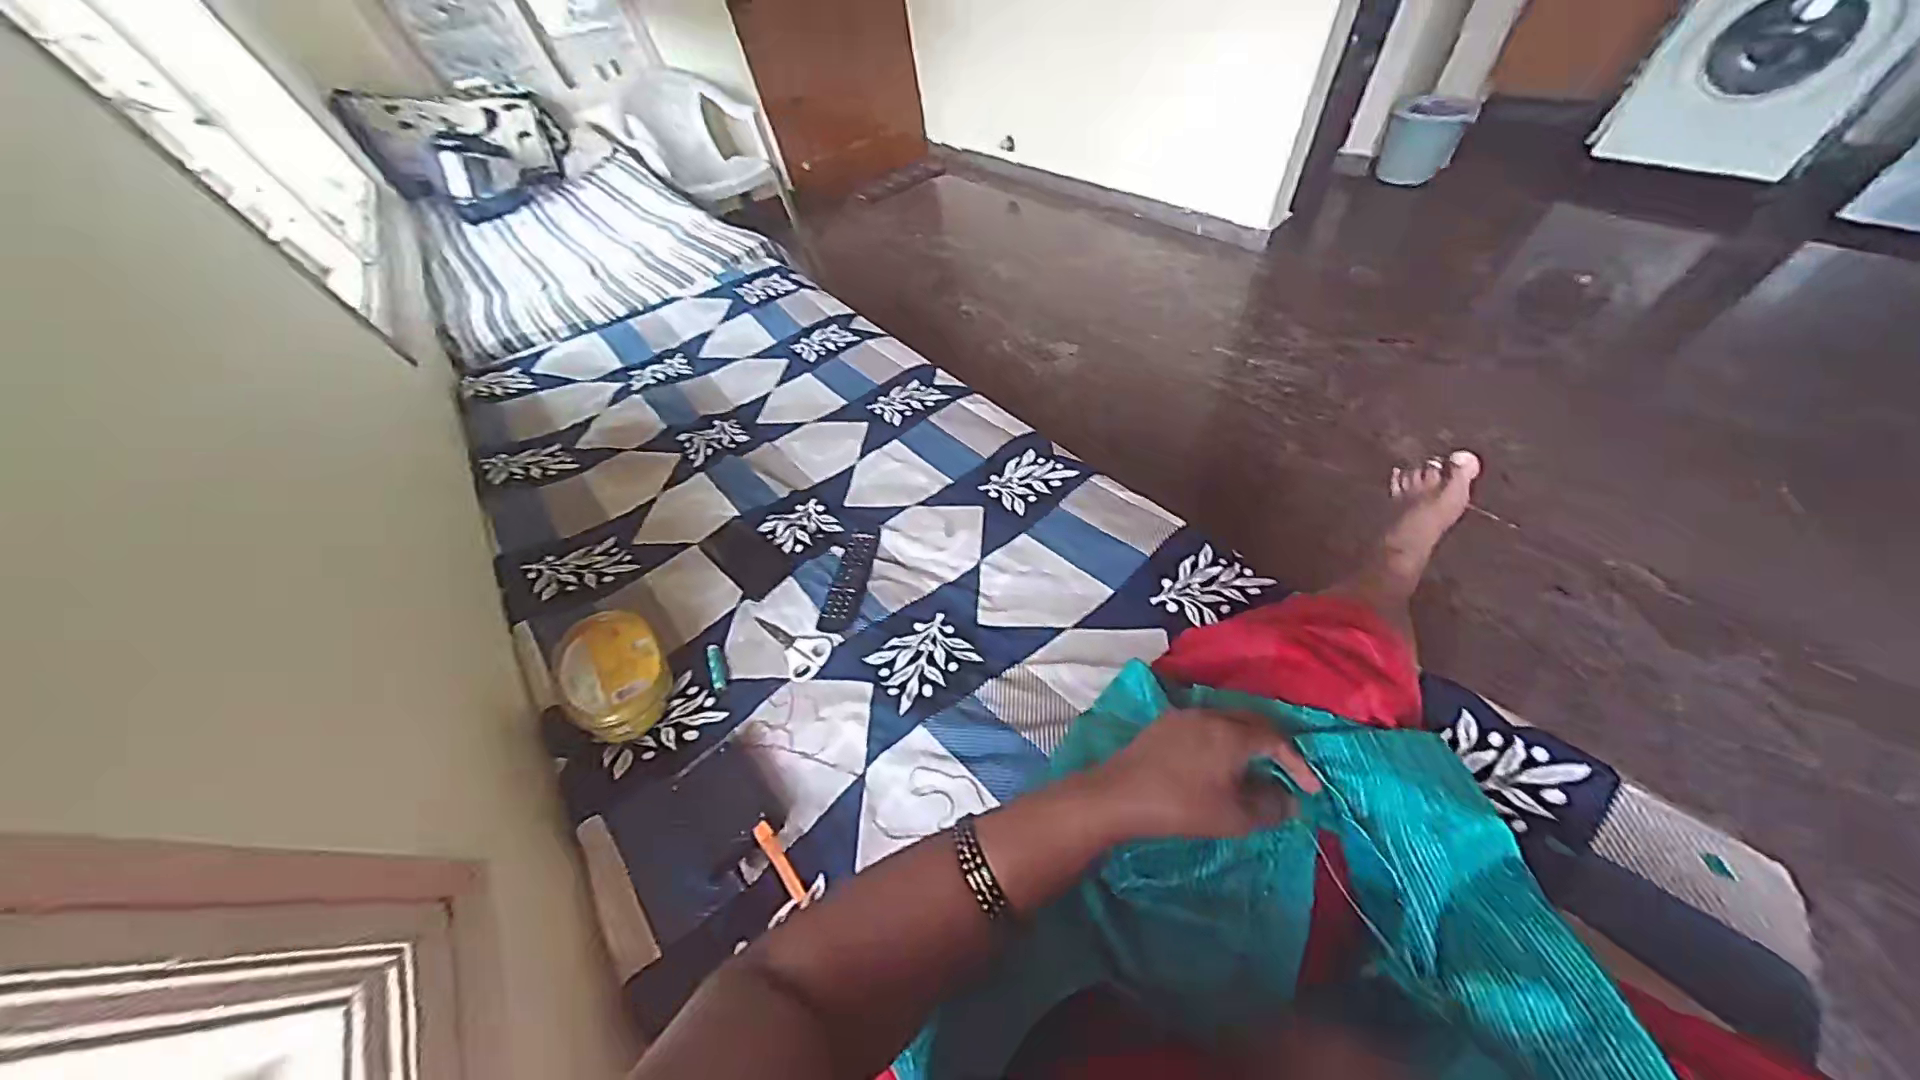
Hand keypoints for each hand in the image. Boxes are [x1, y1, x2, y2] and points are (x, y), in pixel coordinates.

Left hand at [1076, 708, 1321, 841]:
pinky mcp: (1163, 725)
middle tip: (1286, 771)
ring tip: (1254, 769)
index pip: (1276, 738)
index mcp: (1231, 732)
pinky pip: (1205, 725)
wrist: (1118, 795)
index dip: (1298, 762)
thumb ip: (1270, 806)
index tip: (1311, 788)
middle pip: (1252, 722)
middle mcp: (1209, 714)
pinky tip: (1218, 762)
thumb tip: (1289, 799)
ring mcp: (1182, 716)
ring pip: (1226, 721)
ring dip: (1246, 741)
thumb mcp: (1234, 816)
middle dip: (1274, 745)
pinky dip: (1222, 740)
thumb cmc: (1181, 806)